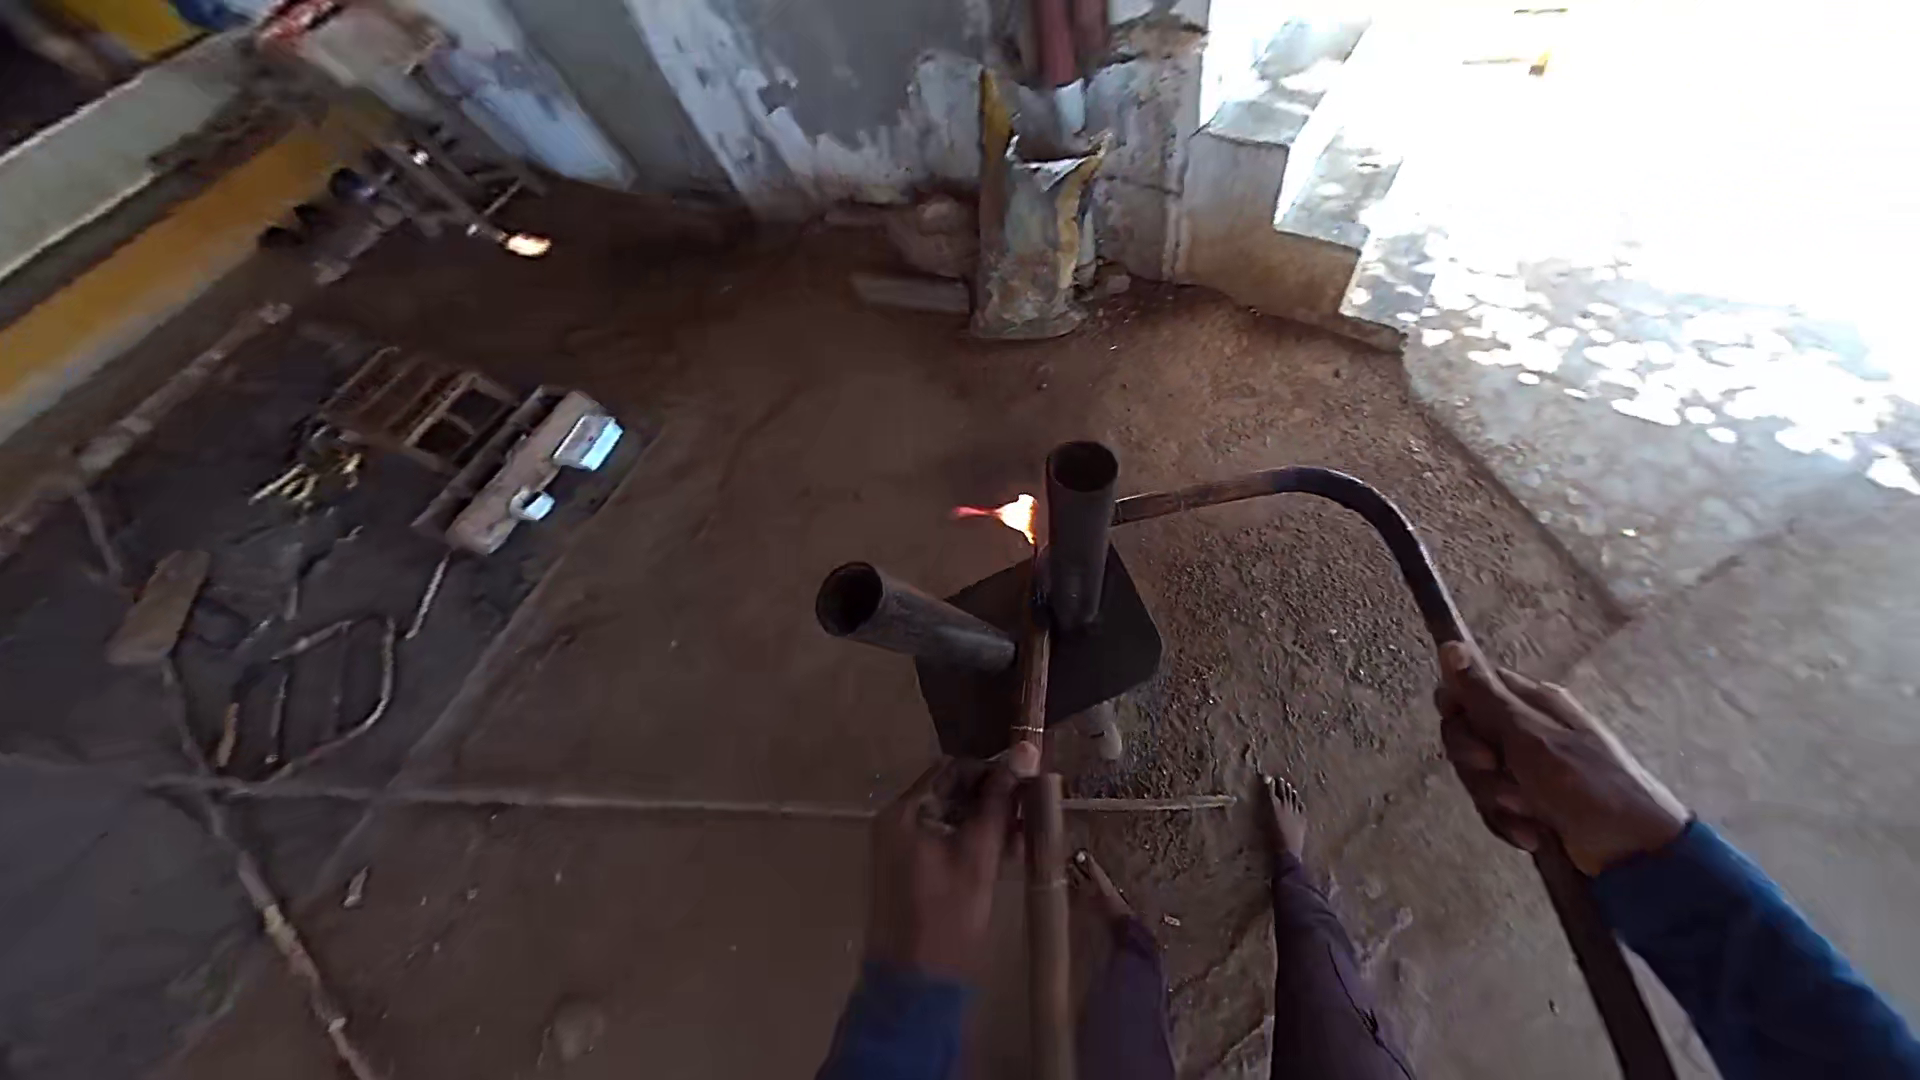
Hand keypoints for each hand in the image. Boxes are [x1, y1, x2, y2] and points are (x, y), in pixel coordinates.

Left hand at [863, 742, 1039, 979]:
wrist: (913, 991)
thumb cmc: (947, 918)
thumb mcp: (979, 854)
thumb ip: (999, 802)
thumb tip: (1025, 751)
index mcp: (905, 811)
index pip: (951, 769)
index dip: (989, 771)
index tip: (1023, 785)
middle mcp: (896, 820)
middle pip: (949, 791)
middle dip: (989, 798)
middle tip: (1025, 812)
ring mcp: (899, 845)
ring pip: (948, 816)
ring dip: (983, 821)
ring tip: (1019, 835)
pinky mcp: (907, 867)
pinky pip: (941, 838)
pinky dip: (968, 841)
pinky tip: (1001, 853)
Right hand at [1436, 642, 1688, 875]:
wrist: (1640, 859)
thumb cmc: (1588, 786)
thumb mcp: (1529, 736)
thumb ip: (1484, 694)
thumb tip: (1450, 645)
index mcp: (1529, 704)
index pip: (1465, 688)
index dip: (1456, 708)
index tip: (1469, 730)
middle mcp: (1524, 729)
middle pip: (1462, 732)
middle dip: (1471, 760)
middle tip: (1494, 769)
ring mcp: (1526, 766)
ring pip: (1473, 771)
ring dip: (1491, 794)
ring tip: (1525, 810)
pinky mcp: (1527, 800)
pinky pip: (1490, 802)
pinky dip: (1505, 819)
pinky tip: (1531, 831)